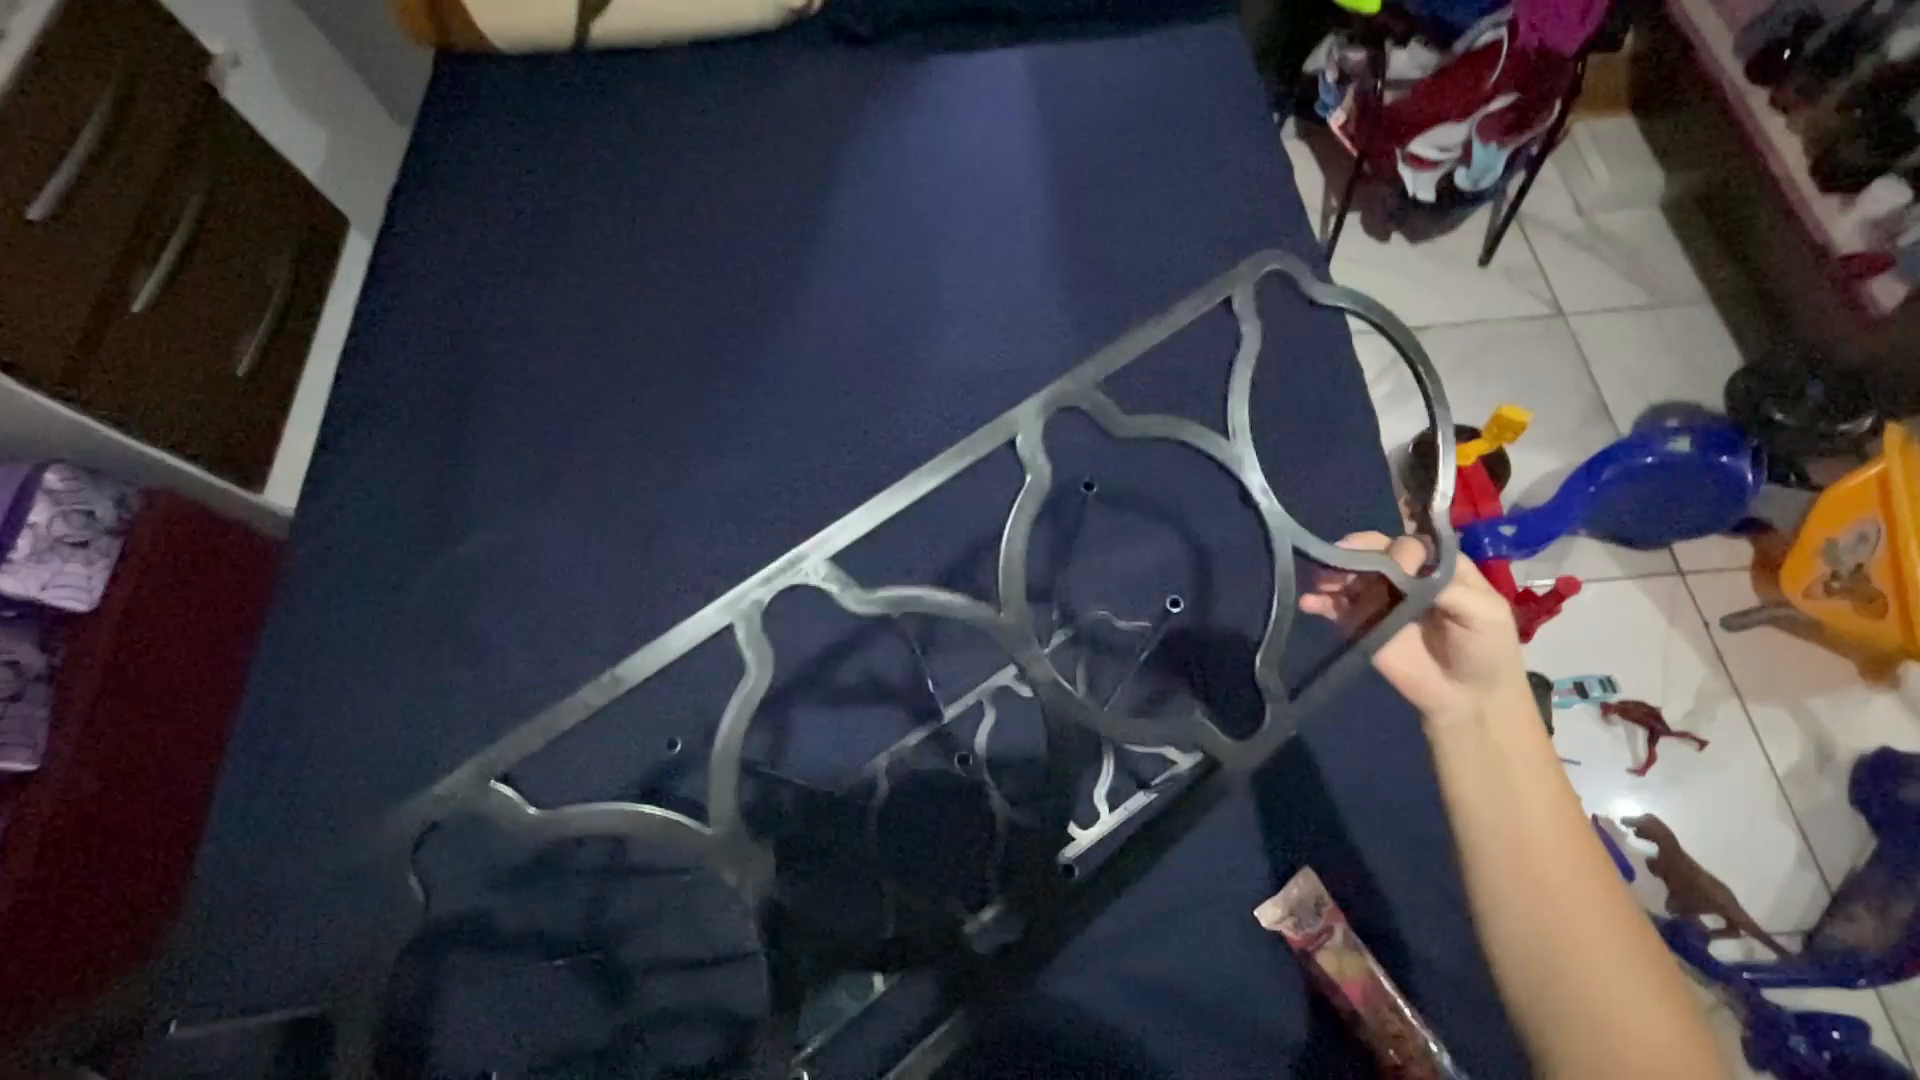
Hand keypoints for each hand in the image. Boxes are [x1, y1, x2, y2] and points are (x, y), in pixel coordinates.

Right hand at [1299, 532, 1528, 727]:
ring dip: (1332, 574)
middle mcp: (1404, 576)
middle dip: (1355, 554)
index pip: (1410, 544)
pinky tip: (1309, 603)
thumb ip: (1448, 586)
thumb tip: (1402, 570)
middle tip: (1339, 564)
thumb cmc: (1485, 649)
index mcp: (1437, 567)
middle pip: (1374, 552)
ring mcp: (1378, 599)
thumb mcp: (1484, 612)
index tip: (1394, 568)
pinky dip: (1318, 601)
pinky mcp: (1358, 624)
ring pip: (1350, 574)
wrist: (1467, 697)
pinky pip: (1334, 606)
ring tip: (1321, 583)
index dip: (1397, 551)